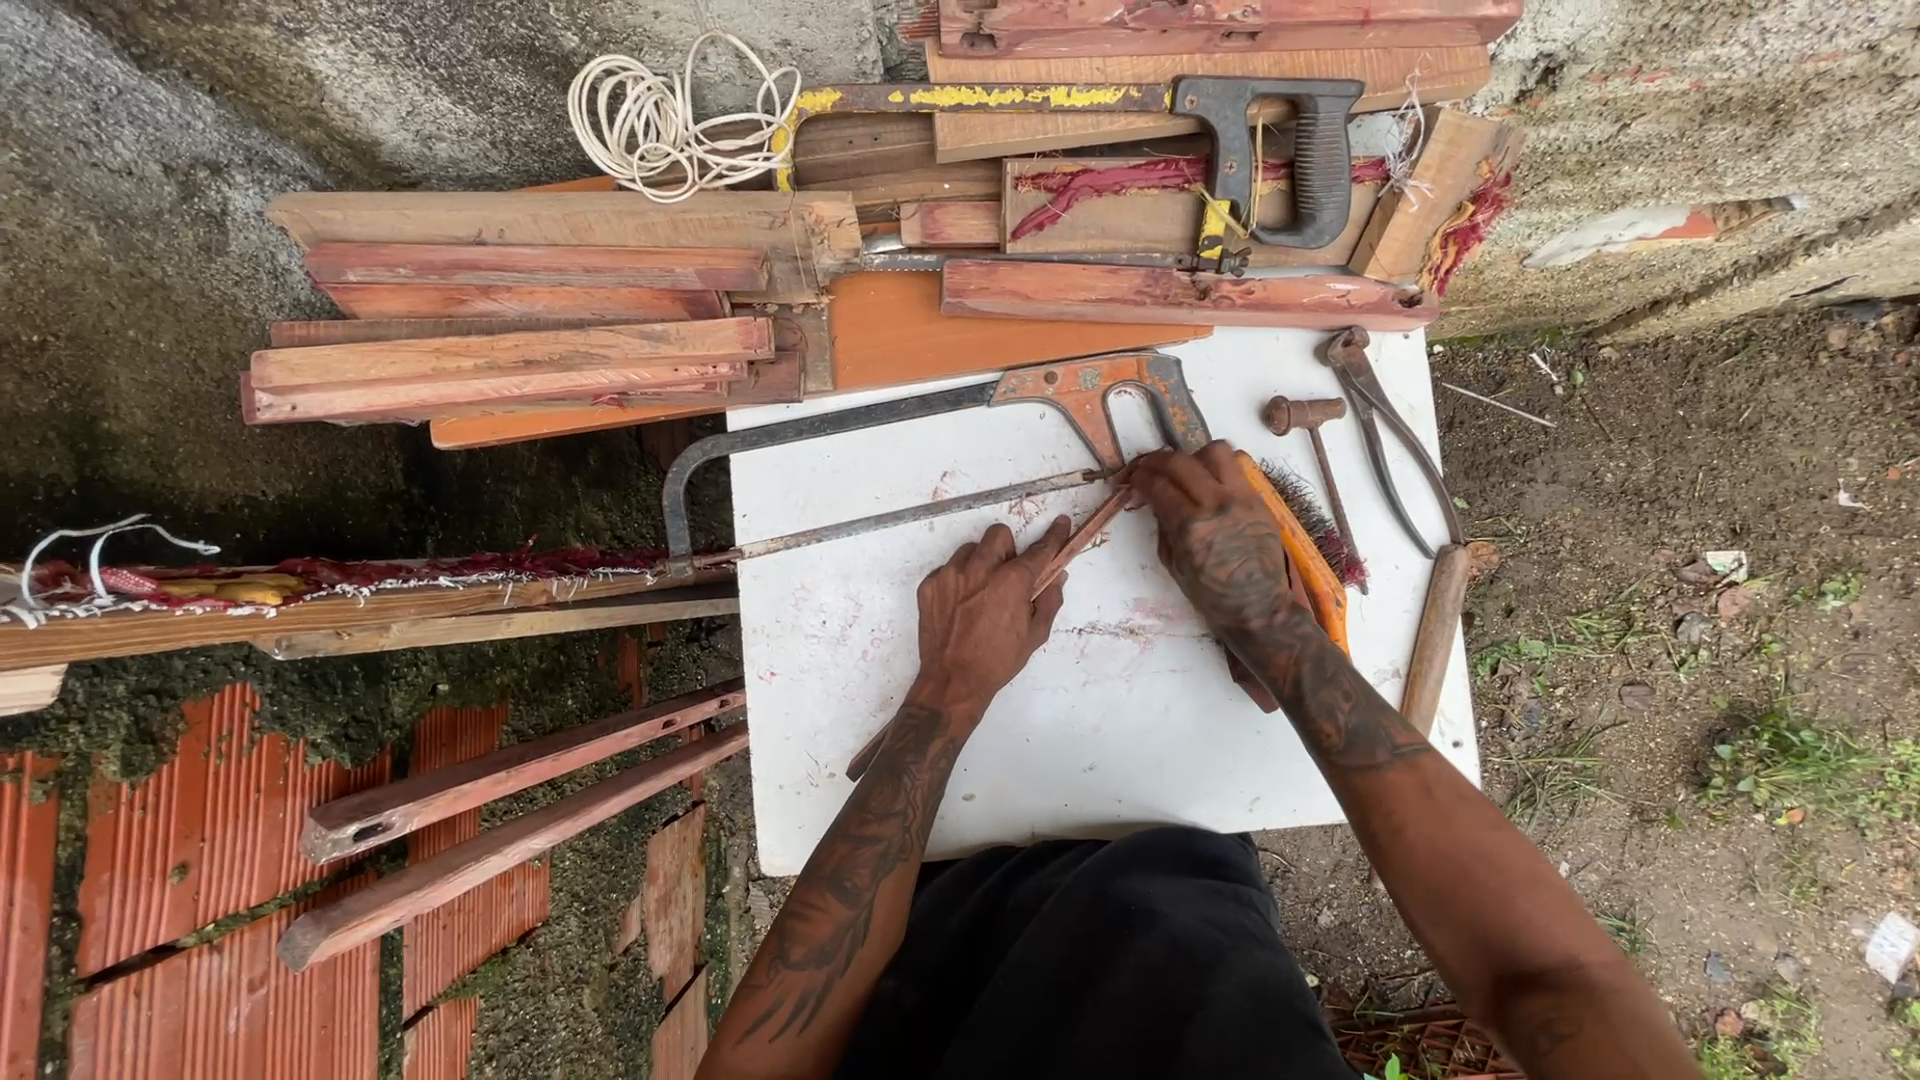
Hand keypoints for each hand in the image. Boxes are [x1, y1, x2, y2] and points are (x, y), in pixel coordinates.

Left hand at [909, 517, 1071, 721]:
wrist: (953, 681)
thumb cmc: (998, 661)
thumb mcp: (1035, 635)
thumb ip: (1049, 600)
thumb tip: (1056, 576)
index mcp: (1011, 581)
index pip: (1038, 550)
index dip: (1054, 536)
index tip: (1061, 524)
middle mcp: (979, 570)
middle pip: (998, 535)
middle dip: (1008, 549)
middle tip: (1008, 575)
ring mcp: (949, 575)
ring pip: (971, 550)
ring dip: (981, 563)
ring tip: (981, 593)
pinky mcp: (929, 585)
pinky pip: (948, 569)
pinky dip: (958, 581)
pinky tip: (961, 606)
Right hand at [1125, 442, 1302, 643]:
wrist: (1258, 606)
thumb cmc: (1210, 594)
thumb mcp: (1173, 564)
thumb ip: (1163, 526)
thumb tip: (1156, 499)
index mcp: (1190, 527)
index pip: (1158, 486)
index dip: (1139, 477)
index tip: (1131, 477)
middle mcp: (1215, 505)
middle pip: (1180, 462)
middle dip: (1156, 460)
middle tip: (1146, 466)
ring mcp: (1241, 499)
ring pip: (1214, 452)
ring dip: (1192, 456)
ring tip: (1184, 470)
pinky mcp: (1258, 500)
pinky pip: (1236, 468)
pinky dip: (1216, 468)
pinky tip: (1206, 480)